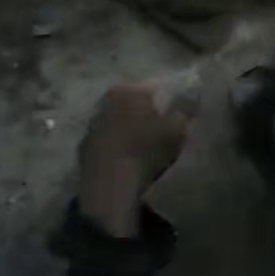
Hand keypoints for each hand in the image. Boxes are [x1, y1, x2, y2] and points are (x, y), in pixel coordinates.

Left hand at [77, 82, 196, 237]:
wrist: (110, 186)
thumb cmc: (146, 149)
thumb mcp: (176, 129)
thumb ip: (185, 110)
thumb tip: (191, 100)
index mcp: (125, 91)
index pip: (152, 89)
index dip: (167, 101)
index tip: (177, 113)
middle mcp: (103, 103)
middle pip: (131, 105)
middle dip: (146, 115)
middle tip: (163, 130)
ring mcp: (90, 127)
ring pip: (117, 124)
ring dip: (130, 132)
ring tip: (147, 149)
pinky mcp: (84, 150)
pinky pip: (107, 145)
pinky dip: (117, 149)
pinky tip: (129, 163)